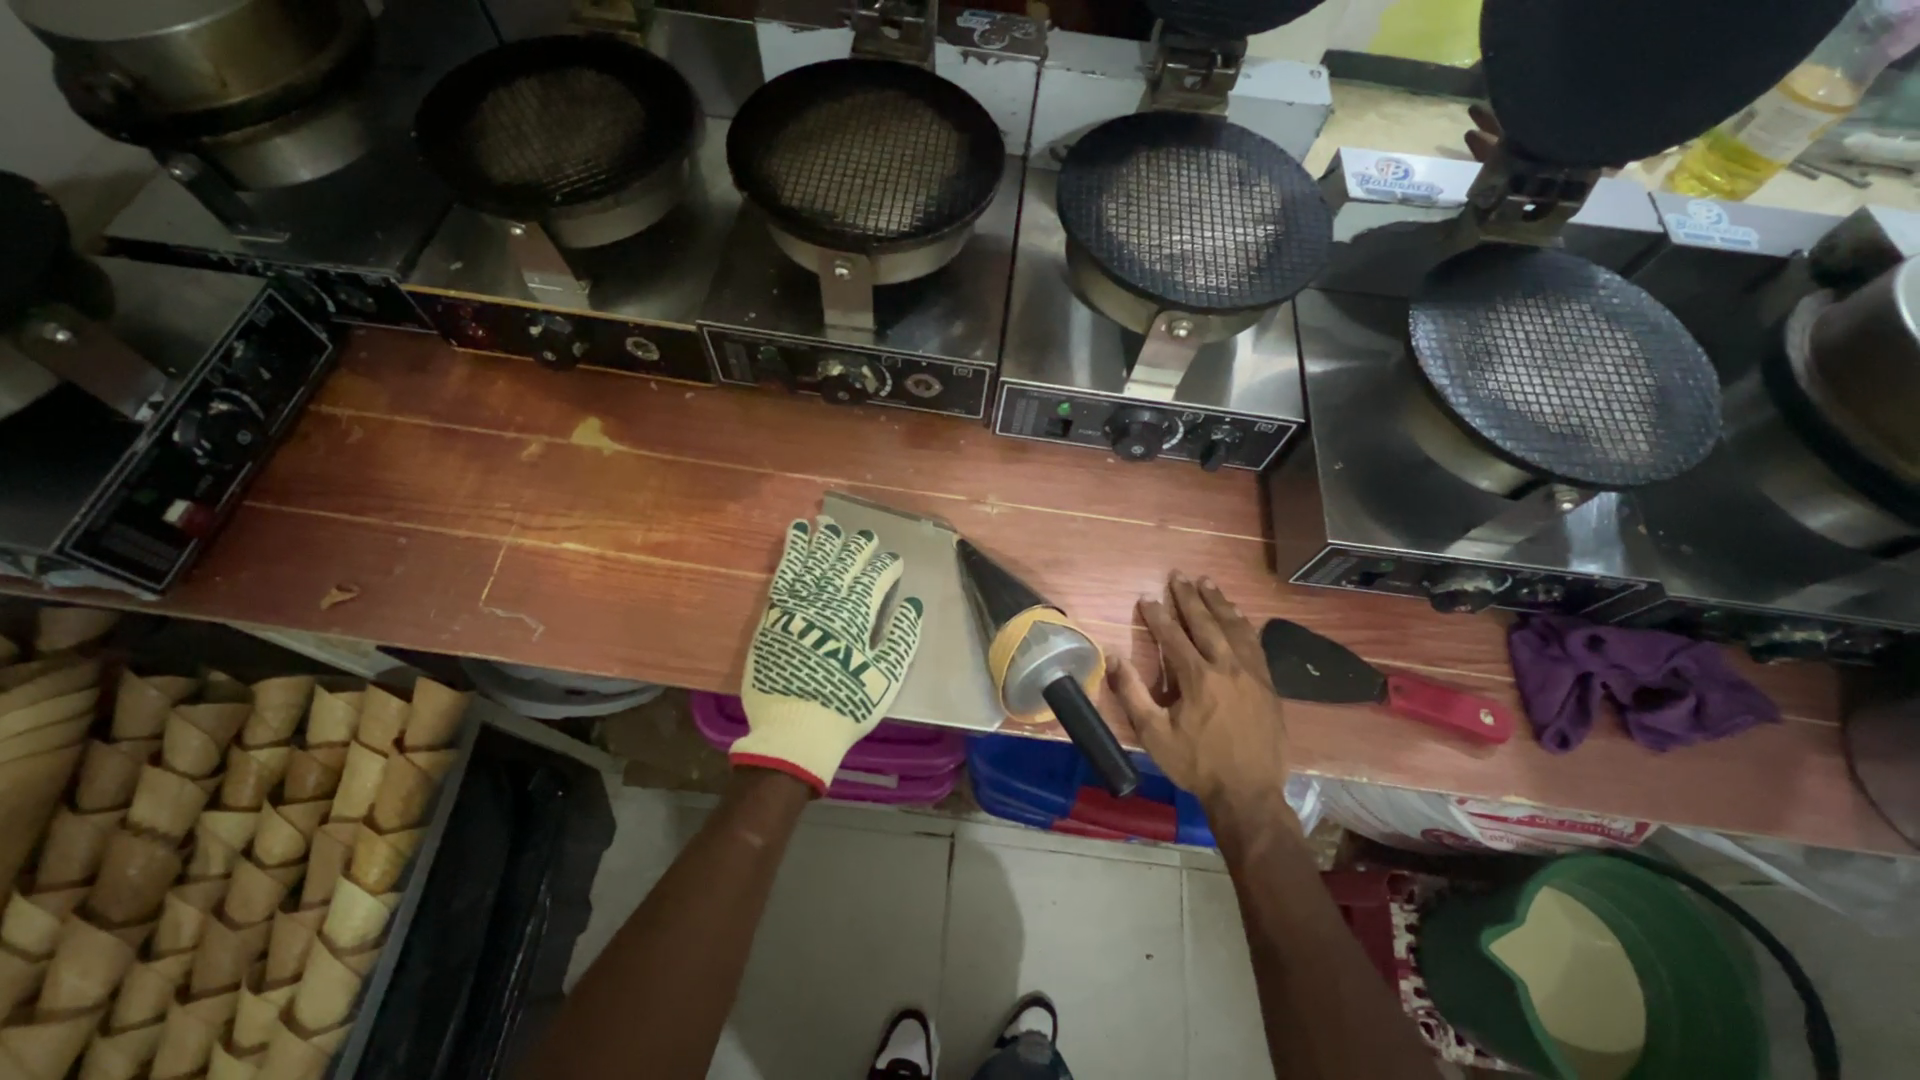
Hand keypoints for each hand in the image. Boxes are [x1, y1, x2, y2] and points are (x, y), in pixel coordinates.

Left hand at [732, 516, 923, 792]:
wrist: (794, 729)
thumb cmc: (845, 706)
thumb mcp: (886, 678)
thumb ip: (901, 638)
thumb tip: (913, 604)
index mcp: (857, 619)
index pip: (875, 581)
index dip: (886, 567)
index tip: (894, 560)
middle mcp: (828, 604)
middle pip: (844, 566)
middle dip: (856, 548)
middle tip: (864, 534)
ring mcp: (797, 607)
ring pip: (813, 563)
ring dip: (822, 541)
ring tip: (826, 523)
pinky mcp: (773, 615)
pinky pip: (784, 575)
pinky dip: (791, 553)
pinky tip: (795, 539)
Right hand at [1108, 572, 1289, 811]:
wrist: (1249, 792)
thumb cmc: (1196, 764)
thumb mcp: (1154, 735)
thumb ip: (1133, 694)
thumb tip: (1113, 658)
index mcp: (1198, 678)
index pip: (1174, 636)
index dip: (1158, 615)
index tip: (1147, 596)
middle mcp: (1227, 667)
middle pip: (1206, 623)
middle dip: (1189, 597)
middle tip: (1178, 575)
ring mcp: (1252, 674)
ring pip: (1234, 627)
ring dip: (1219, 603)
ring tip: (1207, 582)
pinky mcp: (1268, 684)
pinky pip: (1255, 644)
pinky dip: (1243, 624)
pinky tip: (1238, 616)